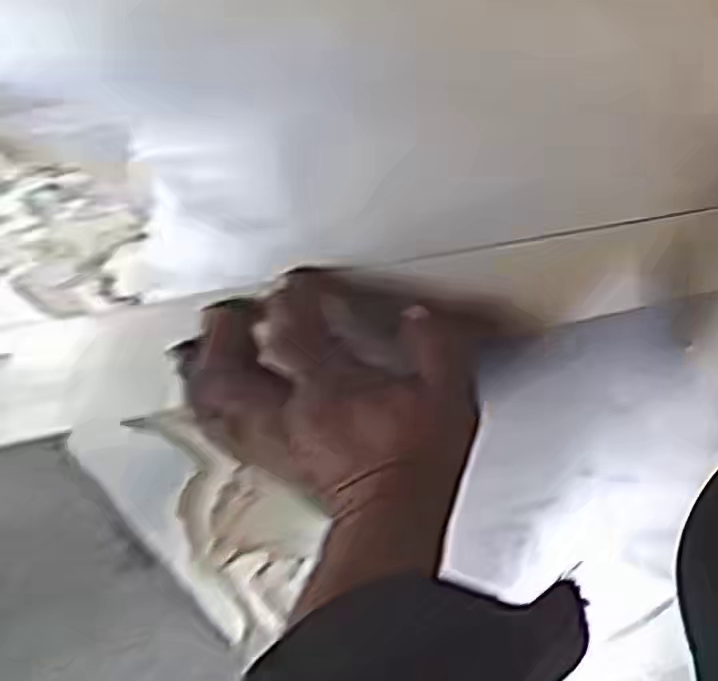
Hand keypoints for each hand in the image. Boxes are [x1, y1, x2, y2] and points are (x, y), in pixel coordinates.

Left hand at [186, 269, 480, 520]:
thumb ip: (436, 343)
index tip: (293, 282)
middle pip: (234, 371)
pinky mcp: (272, 461)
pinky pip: (222, 432)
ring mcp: (275, 440)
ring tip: (194, 353)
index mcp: (334, 388)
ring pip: (215, 403)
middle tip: (223, 312)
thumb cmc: (422, 452)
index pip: (298, 335)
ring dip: (201, 373)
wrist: (398, 507)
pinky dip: (208, 410)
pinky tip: (211, 406)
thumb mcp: (449, 385)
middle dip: (224, 336)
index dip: (293, 302)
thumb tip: (418, 314)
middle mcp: (291, 413)